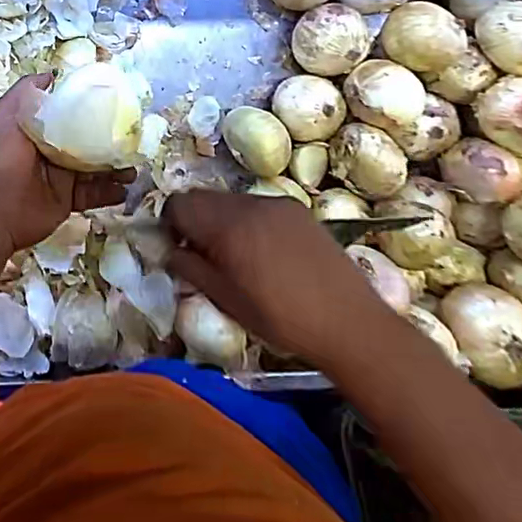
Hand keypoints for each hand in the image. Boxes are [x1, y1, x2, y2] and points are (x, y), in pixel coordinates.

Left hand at [0, 75, 132, 255]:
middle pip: (87, 139)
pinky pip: (93, 193)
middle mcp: (50, 148)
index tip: (115, 100)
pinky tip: (125, 188)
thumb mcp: (8, 112)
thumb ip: (28, 91)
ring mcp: (60, 175)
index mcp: (38, 127)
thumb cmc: (2, 155)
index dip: (89, 106)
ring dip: (116, 165)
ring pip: (95, 167)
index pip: (68, 112)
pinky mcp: (67, 199)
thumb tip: (51, 74)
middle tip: (134, 135)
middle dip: (110, 137)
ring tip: (134, 165)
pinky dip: (110, 191)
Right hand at [163, 190, 389, 363]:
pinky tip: (266, 253)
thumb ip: (191, 269)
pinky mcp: (298, 209)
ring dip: (222, 220)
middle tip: (204, 254)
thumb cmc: (281, 319)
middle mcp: (248, 204)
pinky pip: (259, 206)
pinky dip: (250, 221)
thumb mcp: (226, 300)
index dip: (171, 224)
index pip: (179, 204)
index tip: (179, 249)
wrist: (350, 323)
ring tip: (238, 256)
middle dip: (195, 220)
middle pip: (203, 197)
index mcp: (226, 226)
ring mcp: (276, 203)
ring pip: (231, 200)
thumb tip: (170, 252)